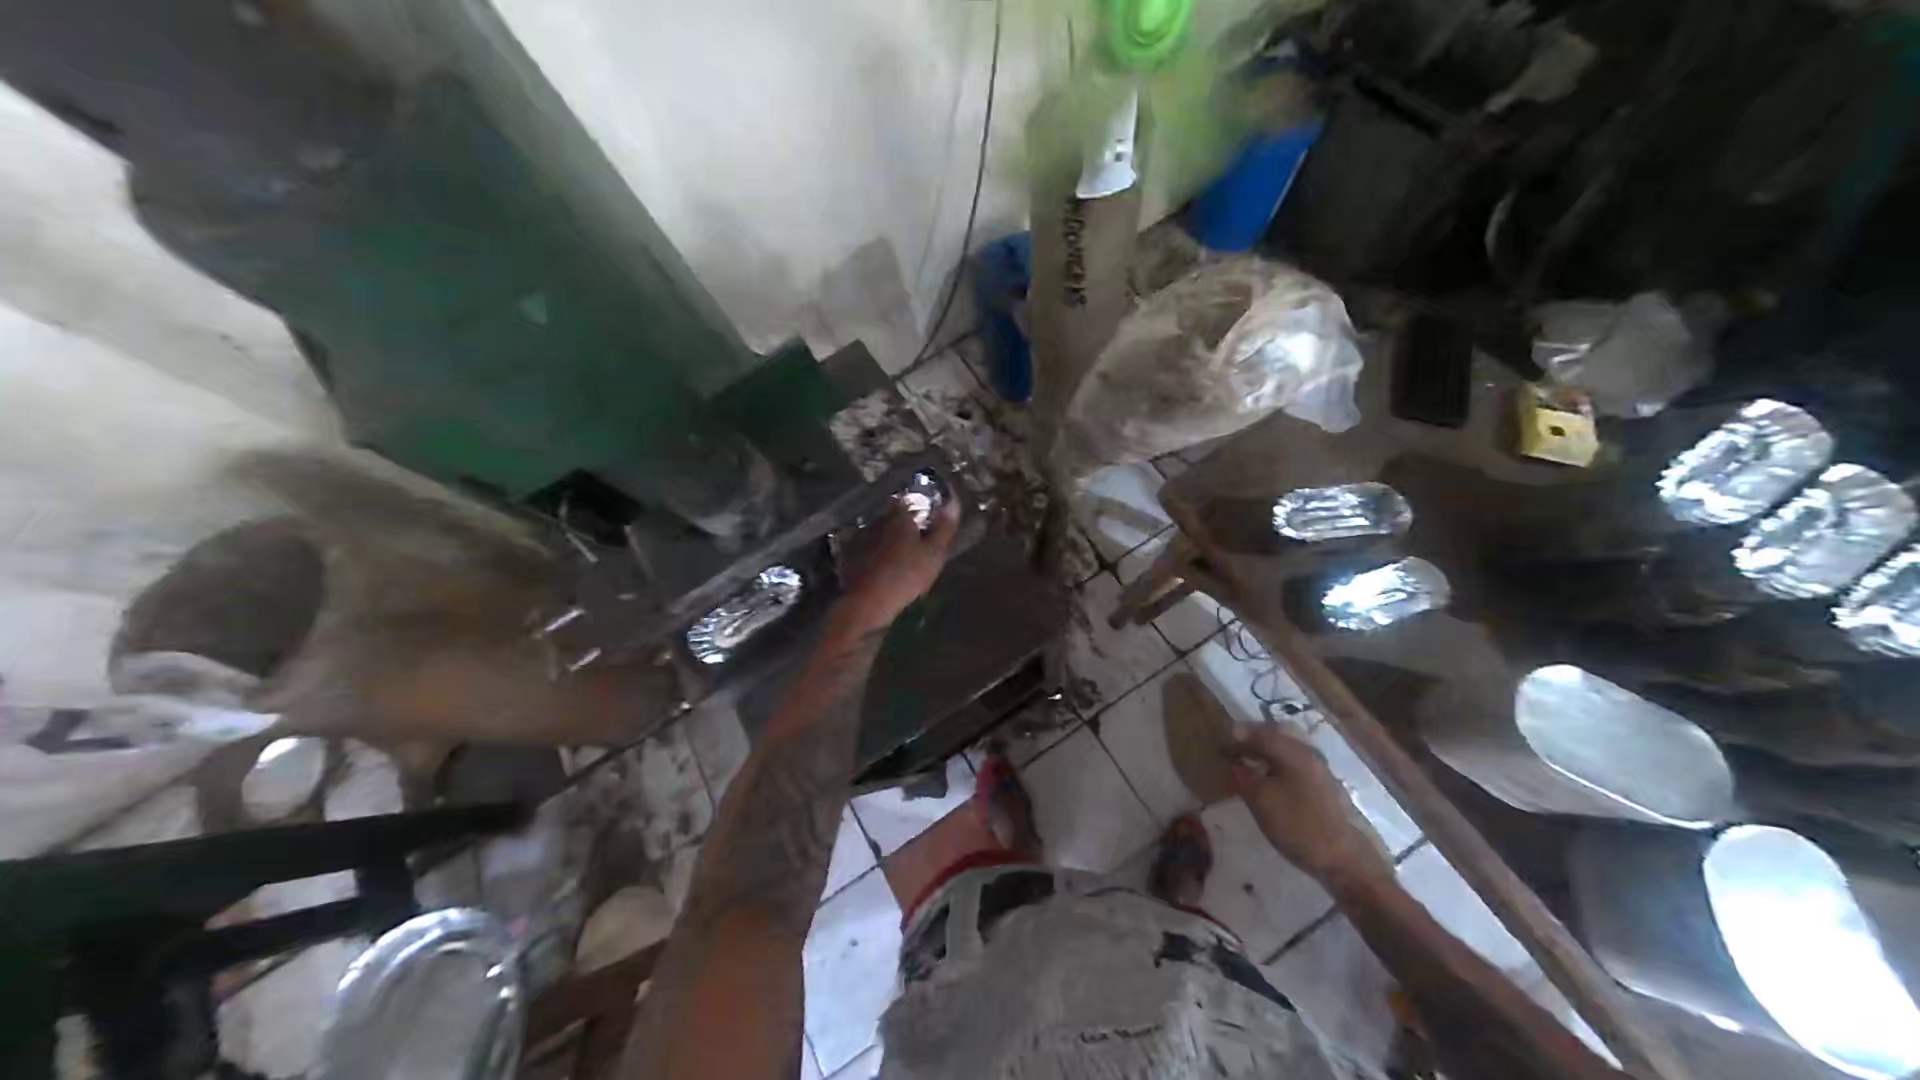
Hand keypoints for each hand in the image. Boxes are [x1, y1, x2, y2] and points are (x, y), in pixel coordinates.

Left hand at [834, 498, 960, 633]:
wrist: (867, 603)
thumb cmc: (905, 576)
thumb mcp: (934, 554)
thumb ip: (944, 528)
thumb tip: (953, 503)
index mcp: (898, 516)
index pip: (909, 503)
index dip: (919, 513)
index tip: (927, 527)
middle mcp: (876, 521)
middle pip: (892, 519)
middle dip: (903, 529)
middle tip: (916, 548)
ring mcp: (858, 539)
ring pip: (878, 535)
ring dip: (887, 544)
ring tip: (899, 563)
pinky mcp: (847, 557)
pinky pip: (865, 552)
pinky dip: (873, 558)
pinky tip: (881, 572)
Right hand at [1230, 721, 1394, 891]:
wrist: (1340, 857)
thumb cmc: (1296, 824)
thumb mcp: (1259, 798)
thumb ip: (1243, 773)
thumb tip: (1235, 760)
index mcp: (1293, 752)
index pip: (1260, 732)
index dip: (1237, 736)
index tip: (1220, 744)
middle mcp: (1308, 753)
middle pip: (1274, 737)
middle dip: (1250, 741)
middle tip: (1230, 751)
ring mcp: (1318, 769)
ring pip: (1284, 750)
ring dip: (1263, 753)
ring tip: (1244, 764)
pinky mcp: (1321, 784)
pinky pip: (1291, 763)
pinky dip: (1274, 765)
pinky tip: (1265, 779)